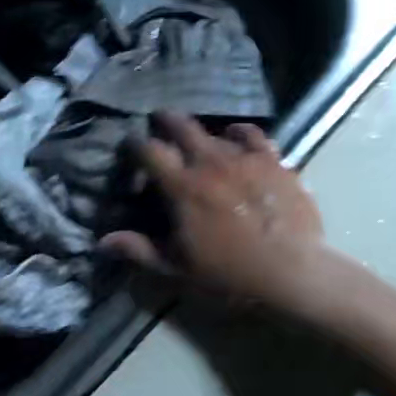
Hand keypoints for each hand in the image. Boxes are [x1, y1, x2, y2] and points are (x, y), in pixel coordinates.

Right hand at [100, 111, 335, 310]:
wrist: (291, 272)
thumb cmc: (230, 275)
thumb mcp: (179, 269)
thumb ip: (141, 250)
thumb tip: (104, 240)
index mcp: (183, 188)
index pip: (150, 151)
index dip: (135, 145)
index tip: (131, 145)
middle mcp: (212, 163)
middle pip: (183, 127)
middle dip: (166, 120)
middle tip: (159, 120)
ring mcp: (246, 158)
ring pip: (217, 132)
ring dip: (203, 133)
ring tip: (199, 137)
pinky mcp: (275, 161)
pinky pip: (254, 134)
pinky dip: (240, 132)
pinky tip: (237, 135)